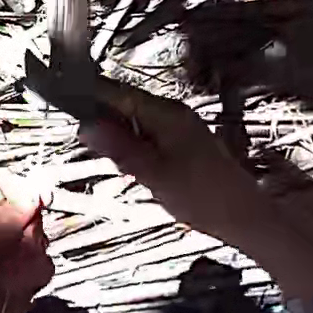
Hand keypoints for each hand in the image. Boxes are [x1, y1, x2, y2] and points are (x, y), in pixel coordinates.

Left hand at [0, 175, 51, 312]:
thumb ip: (2, 223)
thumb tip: (33, 192)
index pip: (3, 185)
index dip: (22, 190)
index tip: (39, 202)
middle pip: (29, 209)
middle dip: (30, 227)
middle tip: (19, 248)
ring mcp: (7, 259)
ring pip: (39, 239)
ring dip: (32, 255)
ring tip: (11, 277)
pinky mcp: (22, 285)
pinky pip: (42, 267)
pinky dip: (36, 275)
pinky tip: (20, 290)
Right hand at [78, 78, 274, 245]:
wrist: (247, 218)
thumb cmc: (201, 196)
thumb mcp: (153, 174)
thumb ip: (119, 147)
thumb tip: (85, 125)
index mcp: (166, 113)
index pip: (120, 93)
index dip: (92, 94)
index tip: (65, 98)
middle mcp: (173, 113)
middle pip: (127, 104)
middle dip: (103, 118)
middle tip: (82, 137)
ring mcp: (180, 126)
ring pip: (136, 120)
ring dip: (118, 133)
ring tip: (102, 152)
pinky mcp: (184, 143)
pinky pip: (149, 133)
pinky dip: (133, 143)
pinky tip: (128, 163)